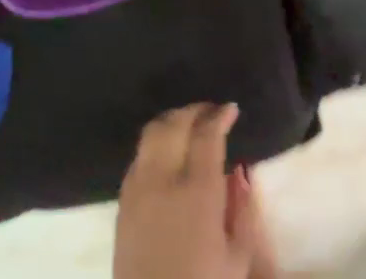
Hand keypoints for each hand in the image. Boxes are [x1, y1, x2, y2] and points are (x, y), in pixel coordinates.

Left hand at [114, 103, 255, 278]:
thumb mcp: (239, 256)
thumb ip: (243, 208)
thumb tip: (239, 171)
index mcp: (198, 190)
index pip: (206, 133)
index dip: (219, 115)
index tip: (230, 109)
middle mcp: (163, 179)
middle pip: (174, 123)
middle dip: (194, 110)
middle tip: (210, 111)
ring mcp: (137, 188)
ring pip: (150, 134)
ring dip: (171, 122)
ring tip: (188, 126)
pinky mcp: (122, 202)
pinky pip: (138, 157)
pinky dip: (154, 144)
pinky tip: (167, 154)